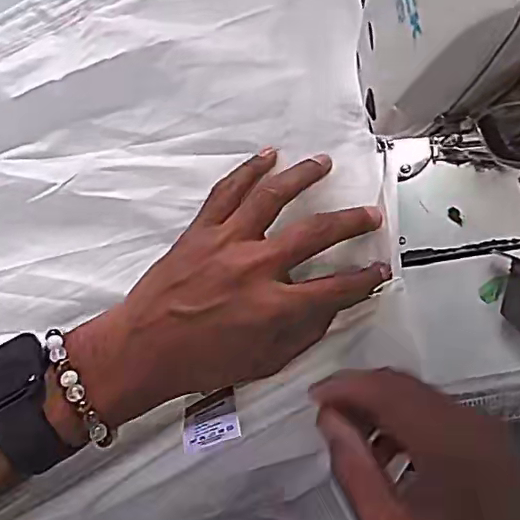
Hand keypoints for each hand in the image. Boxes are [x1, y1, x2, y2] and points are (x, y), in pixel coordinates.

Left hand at [69, 150, 390, 427]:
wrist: (142, 349)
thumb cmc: (195, 361)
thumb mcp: (261, 361)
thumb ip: (301, 335)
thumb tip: (329, 311)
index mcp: (271, 306)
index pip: (335, 287)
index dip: (364, 280)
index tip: (377, 272)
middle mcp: (253, 267)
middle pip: (315, 232)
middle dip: (351, 221)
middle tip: (368, 215)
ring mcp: (225, 243)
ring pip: (272, 197)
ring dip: (303, 177)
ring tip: (322, 164)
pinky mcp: (201, 232)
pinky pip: (227, 192)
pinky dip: (248, 171)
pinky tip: (266, 158)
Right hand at [312, 369, 519, 519]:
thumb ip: (355, 472)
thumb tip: (330, 421)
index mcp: (451, 445)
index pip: (387, 390)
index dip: (345, 386)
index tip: (313, 399)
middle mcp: (475, 424)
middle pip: (405, 385)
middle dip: (361, 393)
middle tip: (327, 418)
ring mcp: (490, 430)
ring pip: (422, 395)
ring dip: (383, 406)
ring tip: (354, 440)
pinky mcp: (495, 441)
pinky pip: (440, 412)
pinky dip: (408, 418)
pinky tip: (391, 451)